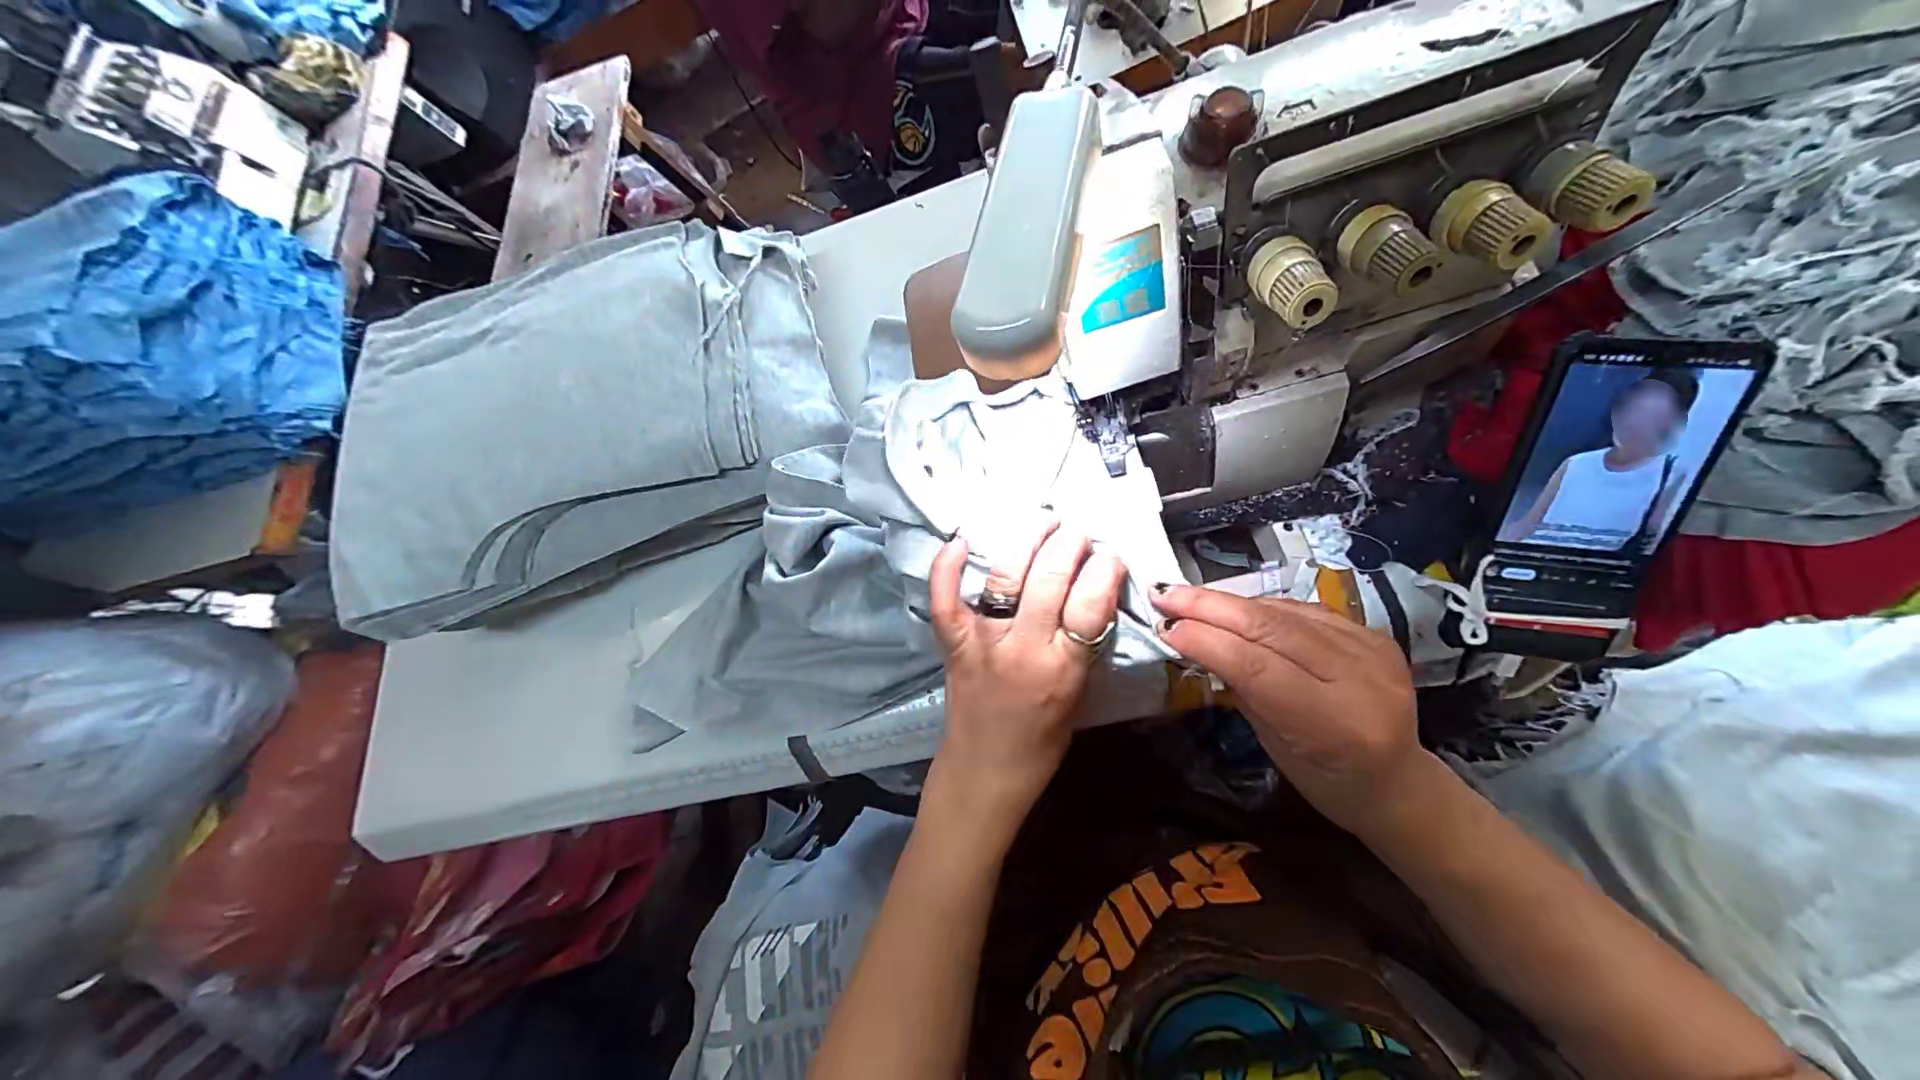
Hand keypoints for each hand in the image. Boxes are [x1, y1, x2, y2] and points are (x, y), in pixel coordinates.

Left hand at [925, 518, 1128, 852]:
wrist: (985, 772)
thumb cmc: (1041, 741)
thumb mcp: (1079, 694)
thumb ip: (1083, 646)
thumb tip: (1093, 594)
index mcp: (1064, 668)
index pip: (1091, 604)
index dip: (1105, 570)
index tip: (1110, 554)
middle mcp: (1024, 649)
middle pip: (1050, 579)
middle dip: (1069, 545)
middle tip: (1078, 532)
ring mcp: (984, 643)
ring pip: (1006, 577)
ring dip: (1027, 541)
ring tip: (1044, 522)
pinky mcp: (954, 644)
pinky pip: (945, 600)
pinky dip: (947, 568)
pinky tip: (960, 540)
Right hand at [1150, 586, 1424, 836]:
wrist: (1395, 782)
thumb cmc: (1324, 778)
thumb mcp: (1274, 741)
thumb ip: (1242, 686)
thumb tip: (1194, 640)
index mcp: (1336, 723)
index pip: (1257, 666)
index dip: (1206, 640)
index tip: (1164, 626)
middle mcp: (1361, 679)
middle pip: (1271, 628)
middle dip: (1209, 607)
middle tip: (1164, 596)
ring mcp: (1372, 650)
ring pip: (1285, 611)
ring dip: (1229, 600)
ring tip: (1187, 596)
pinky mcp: (1374, 634)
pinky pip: (1305, 610)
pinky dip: (1261, 606)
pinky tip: (1232, 605)